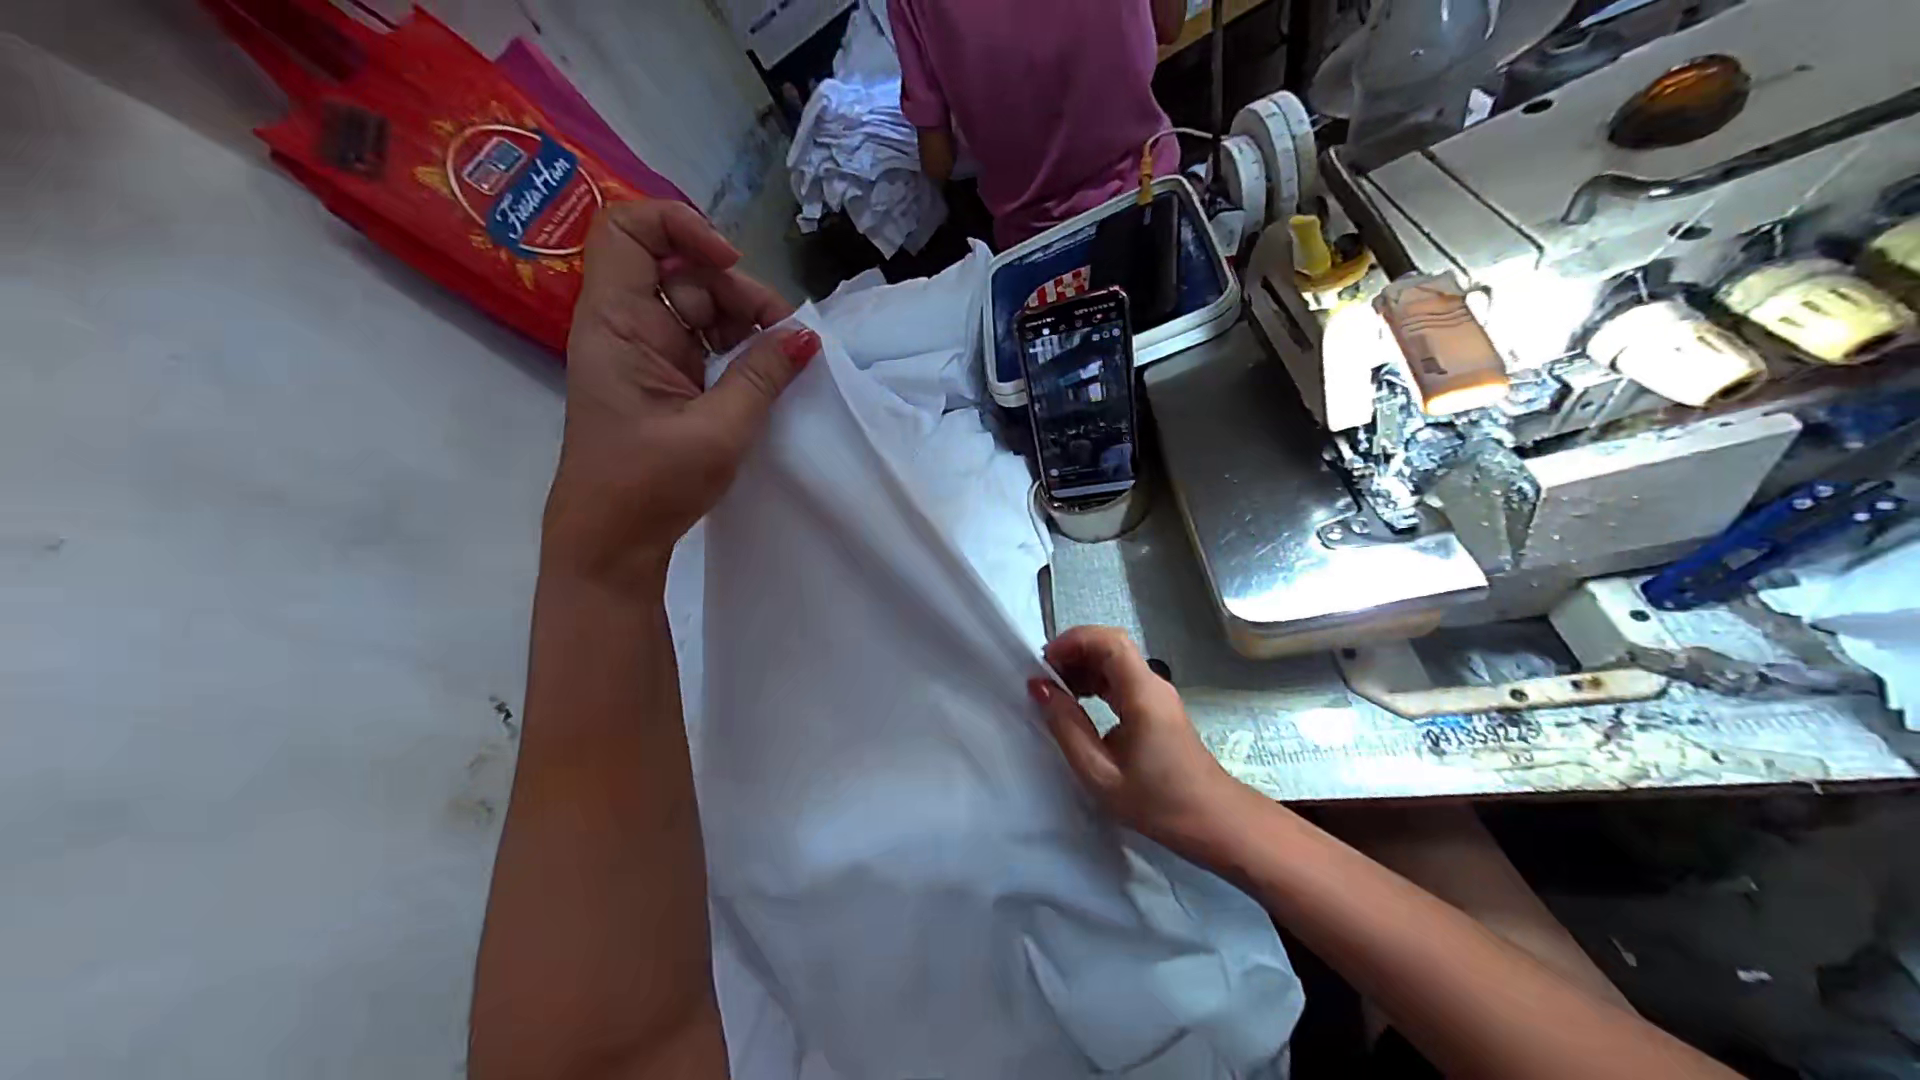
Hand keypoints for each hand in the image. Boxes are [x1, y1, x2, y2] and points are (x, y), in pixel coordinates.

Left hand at [543, 201, 820, 591]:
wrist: (612, 542)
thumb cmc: (649, 486)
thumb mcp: (718, 430)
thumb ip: (763, 376)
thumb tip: (807, 336)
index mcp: (616, 324)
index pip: (628, 230)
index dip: (681, 226)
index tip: (731, 265)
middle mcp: (627, 327)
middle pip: (681, 270)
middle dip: (737, 292)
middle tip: (783, 337)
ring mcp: (647, 354)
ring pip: (700, 308)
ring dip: (745, 324)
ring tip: (782, 361)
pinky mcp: (666, 380)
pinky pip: (705, 344)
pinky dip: (739, 351)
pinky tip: (767, 373)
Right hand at [1029, 626, 1257, 863]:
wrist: (1213, 824)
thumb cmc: (1157, 802)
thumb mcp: (1099, 772)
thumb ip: (1066, 726)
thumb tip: (1040, 688)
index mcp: (1142, 694)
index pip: (1109, 641)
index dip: (1073, 642)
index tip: (1044, 664)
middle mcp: (1152, 685)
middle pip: (1110, 645)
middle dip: (1073, 653)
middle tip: (1044, 679)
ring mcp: (1157, 695)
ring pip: (1115, 661)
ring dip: (1082, 667)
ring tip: (1054, 693)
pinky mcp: (1156, 708)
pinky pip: (1121, 679)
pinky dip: (1095, 682)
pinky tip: (1077, 703)